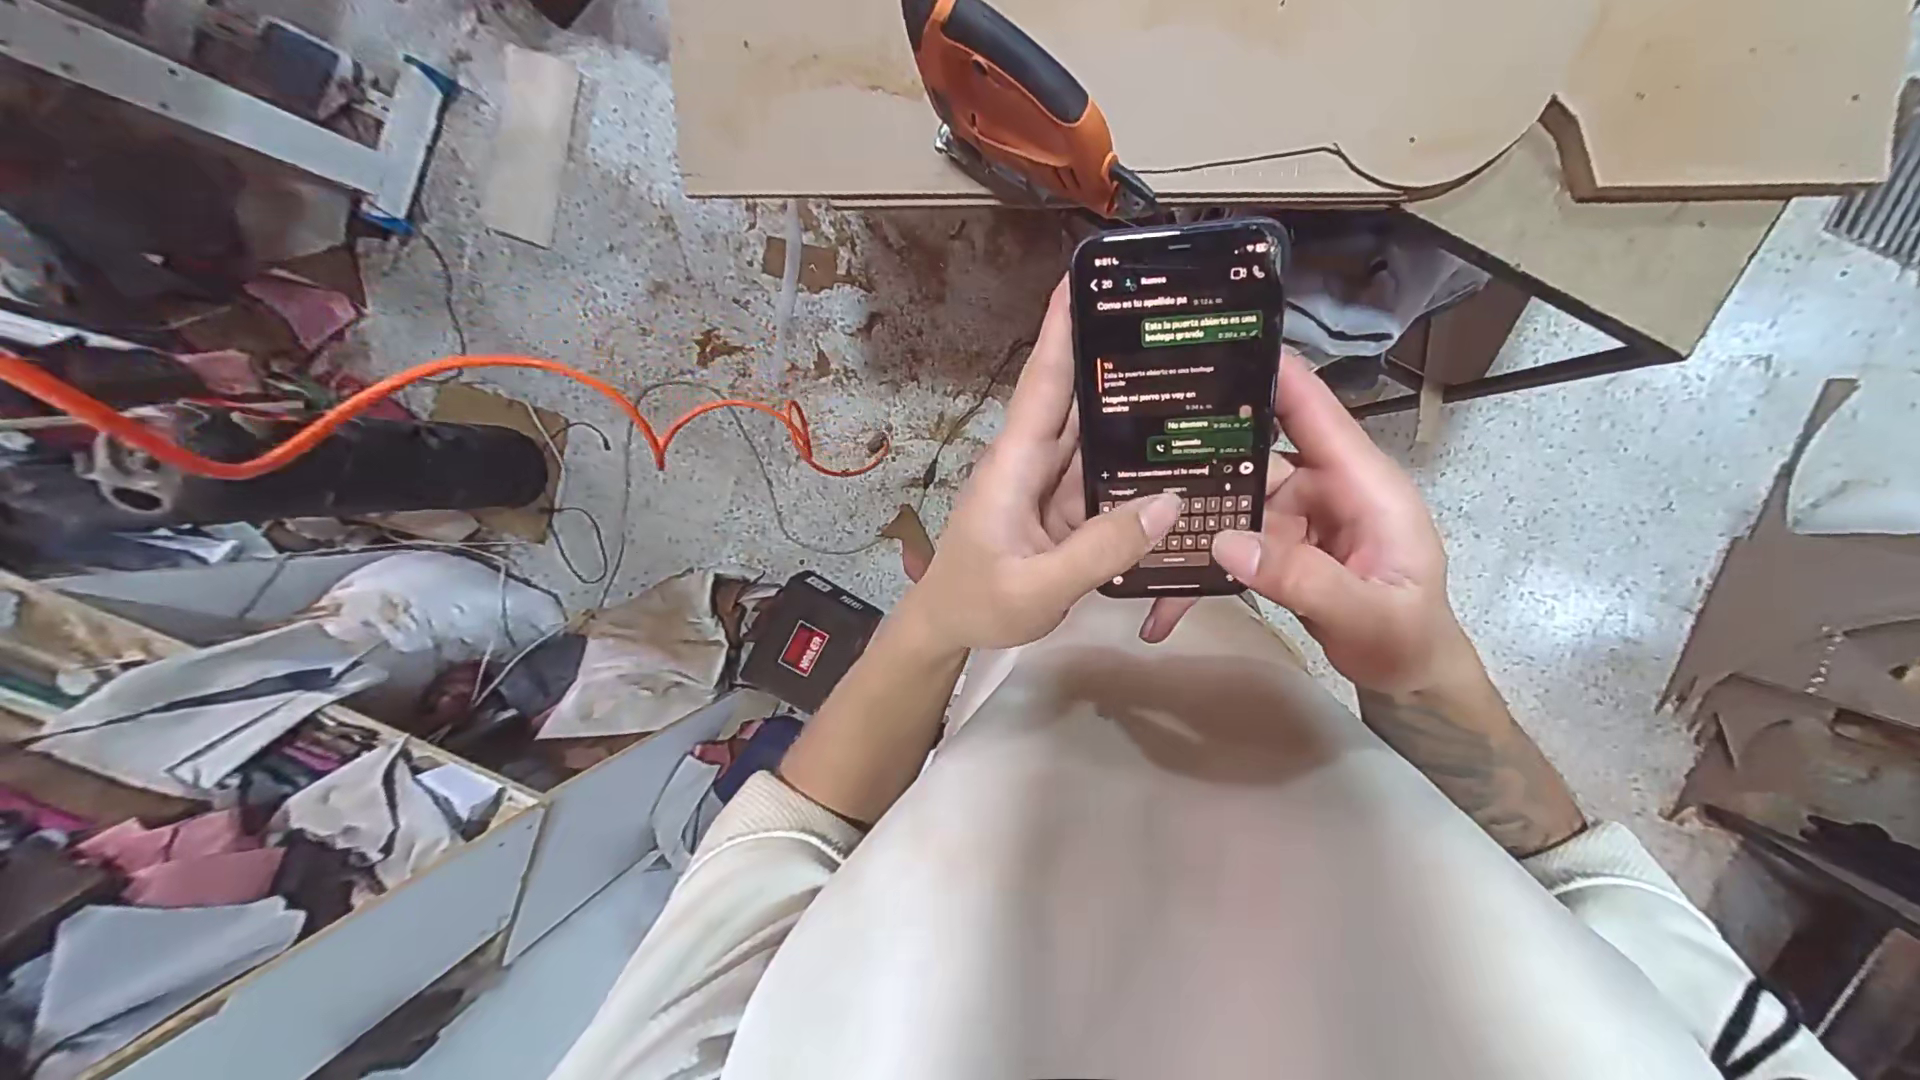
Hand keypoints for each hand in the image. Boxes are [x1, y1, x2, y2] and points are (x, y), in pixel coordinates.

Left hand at [899, 279, 1180, 652]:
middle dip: (1115, 354)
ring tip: (1192, 378)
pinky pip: (1103, 478)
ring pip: (1095, 436)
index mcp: (1015, 461)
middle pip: (1076, 398)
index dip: (1063, 327)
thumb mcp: (1035, 587)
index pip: (1043, 380)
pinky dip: (1135, 465)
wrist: (949, 628)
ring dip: (1134, 409)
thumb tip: (1169, 503)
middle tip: (1172, 319)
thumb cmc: (976, 602)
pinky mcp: (1063, 511)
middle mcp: (1033, 461)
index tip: (1088, 272)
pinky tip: (1175, 457)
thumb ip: (1100, 550)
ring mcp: (1049, 485)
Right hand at [1140, 350, 1465, 694]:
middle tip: (1134, 450)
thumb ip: (1302, 579)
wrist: (1407, 676)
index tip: (1225, 346)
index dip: (1277, 378)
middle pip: (1253, 458)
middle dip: (1199, 457)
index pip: (1318, 415)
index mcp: (1361, 485)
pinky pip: (1227, 548)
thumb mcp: (1367, 613)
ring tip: (1131, 533)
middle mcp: (1321, 491)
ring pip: (1229, 506)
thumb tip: (1224, 543)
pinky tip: (1159, 605)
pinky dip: (1194, 576)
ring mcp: (1293, 520)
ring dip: (1186, 526)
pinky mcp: (1273, 547)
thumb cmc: (1407, 638)